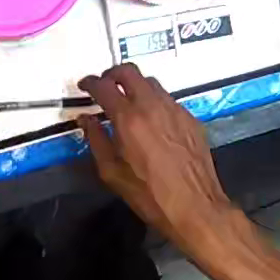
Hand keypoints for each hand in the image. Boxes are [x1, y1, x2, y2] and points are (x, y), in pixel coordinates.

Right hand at [77, 64, 242, 262]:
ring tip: (127, 102)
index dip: (90, 82)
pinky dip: (153, 100)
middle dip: (112, 74)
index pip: (104, 86)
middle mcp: (152, 106)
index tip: (84, 86)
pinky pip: (167, 99)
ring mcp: (174, 109)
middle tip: (104, 86)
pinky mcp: (190, 118)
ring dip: (134, 85)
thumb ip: (95, 139)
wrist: (195, 207)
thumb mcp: (111, 171)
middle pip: (129, 71)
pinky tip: (150, 119)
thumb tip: (85, 119)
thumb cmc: (148, 194)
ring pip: (150, 82)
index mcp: (128, 119)